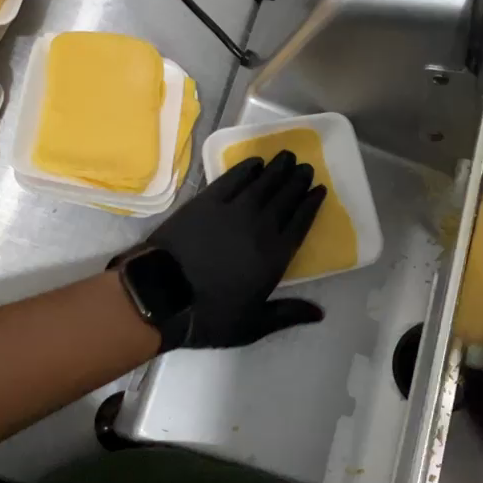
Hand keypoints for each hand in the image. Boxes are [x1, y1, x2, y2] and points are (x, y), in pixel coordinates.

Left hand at [138, 151, 327, 349]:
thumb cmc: (209, 314)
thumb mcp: (252, 325)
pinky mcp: (207, 201)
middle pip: (285, 197)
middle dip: (297, 181)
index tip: (319, 189)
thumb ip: (287, 314)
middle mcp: (259, 227)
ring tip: (287, 156)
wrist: (162, 293)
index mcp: (274, 255)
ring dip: (276, 169)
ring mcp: (232, 210)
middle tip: (306, 167)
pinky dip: (245, 168)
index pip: (300, 223)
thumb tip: (320, 313)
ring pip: (262, 183)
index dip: (311, 204)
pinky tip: (254, 162)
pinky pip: (232, 178)